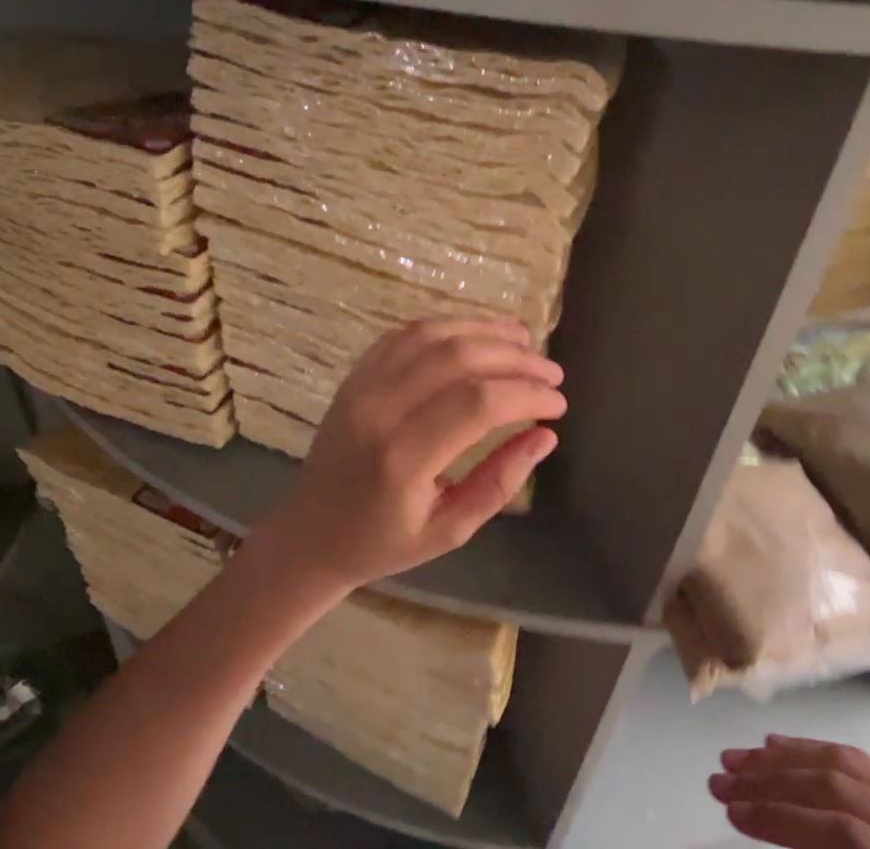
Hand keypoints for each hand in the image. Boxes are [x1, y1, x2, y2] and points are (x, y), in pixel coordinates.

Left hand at [254, 319, 565, 591]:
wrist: (311, 534)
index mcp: (403, 459)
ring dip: (484, 330)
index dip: (527, 394)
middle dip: (515, 358)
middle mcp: (379, 411)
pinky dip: (445, 327)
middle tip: (551, 373)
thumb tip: (545, 436)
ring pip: (431, 335)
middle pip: (458, 358)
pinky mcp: (354, 377)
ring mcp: (361, 387)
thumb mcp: (449, 531)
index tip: (557, 404)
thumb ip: (499, 482)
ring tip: (524, 339)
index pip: (478, 403)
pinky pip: (403, 335)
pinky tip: (475, 336)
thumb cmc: (383, 543)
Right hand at [709, 736, 869, 848]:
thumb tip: (755, 824)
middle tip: (719, 782)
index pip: (843, 832)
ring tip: (735, 760)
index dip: (781, 819)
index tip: (731, 814)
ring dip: (782, 759)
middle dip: (770, 783)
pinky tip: (777, 744)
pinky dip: (814, 751)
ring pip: (847, 765)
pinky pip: (864, 764)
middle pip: (840, 789)